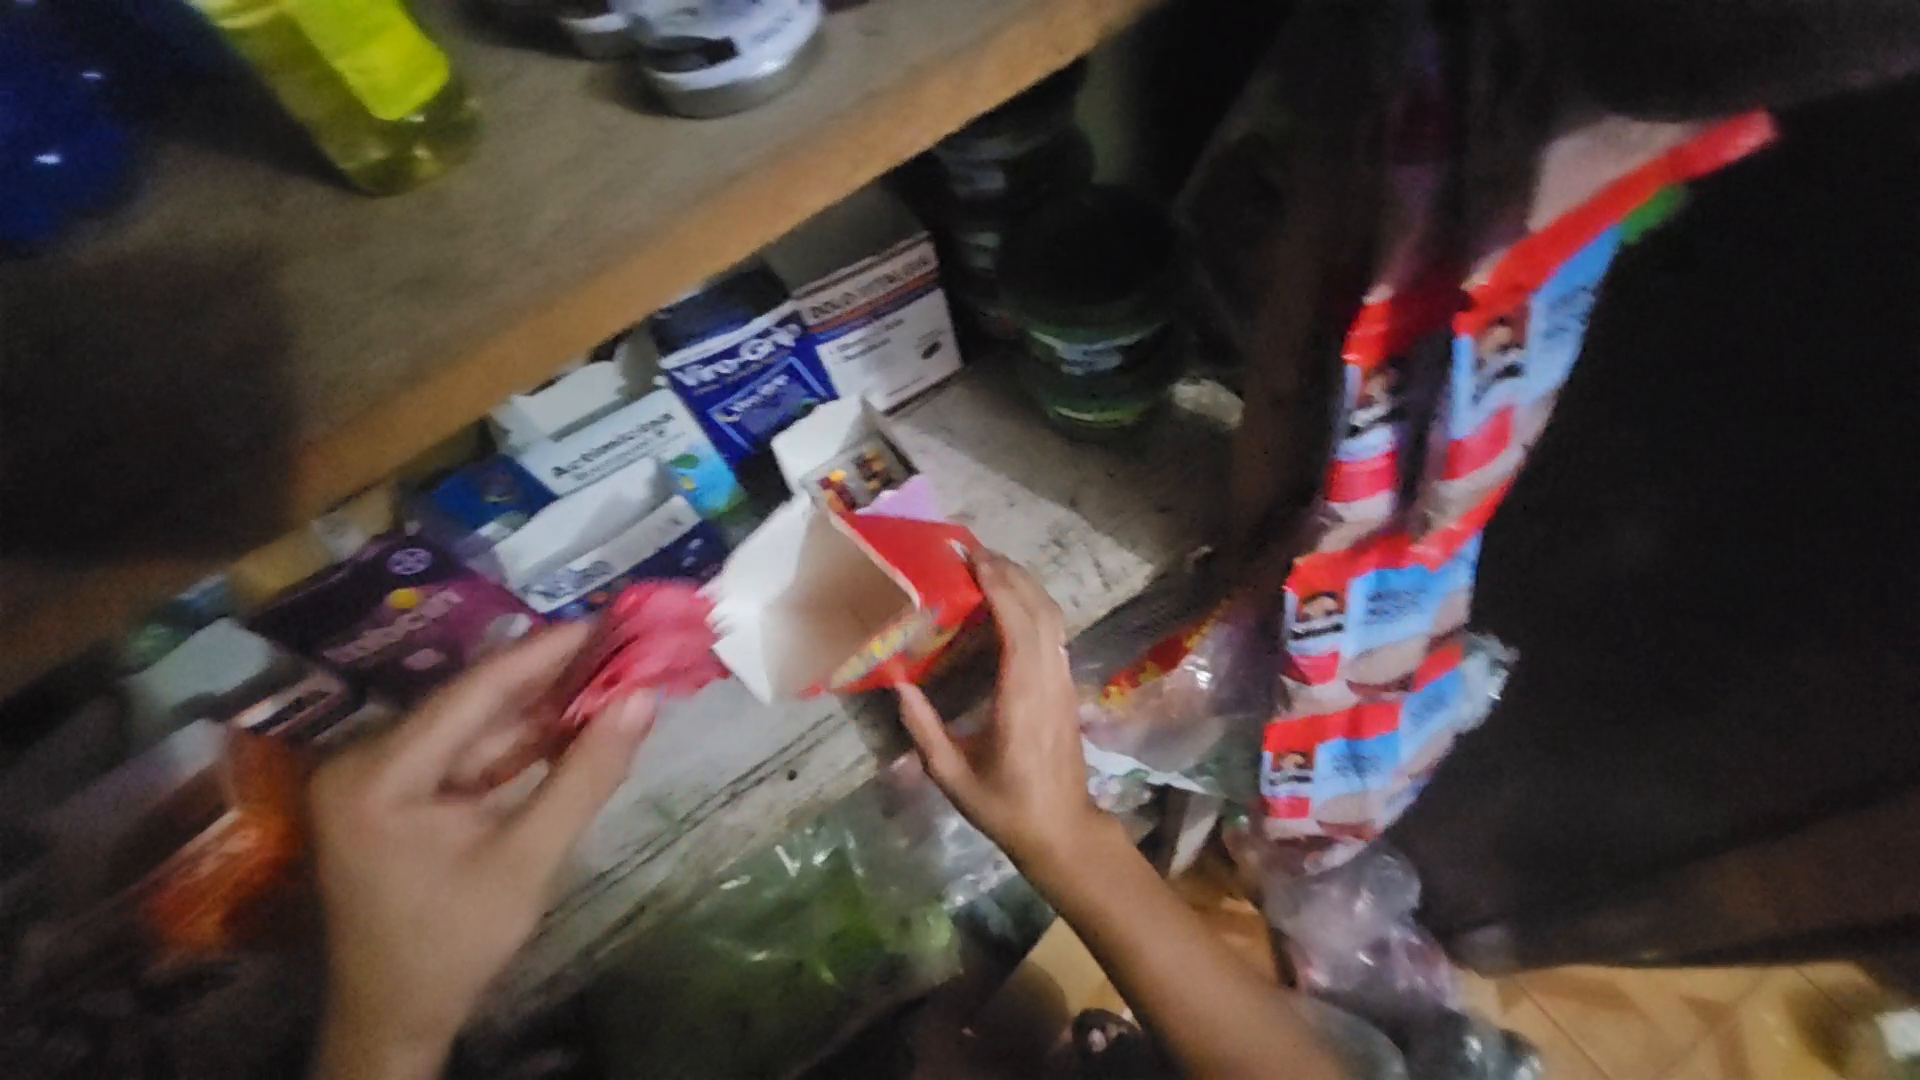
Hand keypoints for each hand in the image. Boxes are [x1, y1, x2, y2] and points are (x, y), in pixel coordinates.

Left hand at [309, 622, 656, 1079]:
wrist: (399, 1016)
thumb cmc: (455, 943)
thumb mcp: (529, 860)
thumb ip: (587, 775)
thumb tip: (643, 699)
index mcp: (380, 773)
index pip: (477, 691)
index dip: (548, 652)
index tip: (609, 621)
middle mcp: (374, 758)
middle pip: (481, 701)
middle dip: (557, 675)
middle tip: (625, 644)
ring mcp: (391, 774)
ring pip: (487, 722)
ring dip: (552, 703)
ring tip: (617, 672)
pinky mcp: (412, 790)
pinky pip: (483, 749)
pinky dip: (535, 737)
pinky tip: (583, 717)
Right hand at [894, 551, 1104, 867]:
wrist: (1063, 830)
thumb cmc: (1006, 807)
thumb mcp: (952, 776)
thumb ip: (923, 729)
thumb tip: (897, 683)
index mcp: (1022, 698)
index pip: (1019, 626)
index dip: (1000, 587)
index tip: (973, 561)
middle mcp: (1049, 680)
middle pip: (1041, 610)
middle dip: (1011, 574)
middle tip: (974, 553)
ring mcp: (1064, 681)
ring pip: (1053, 618)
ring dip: (1025, 585)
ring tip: (989, 567)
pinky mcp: (1067, 686)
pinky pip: (1054, 633)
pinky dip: (1033, 605)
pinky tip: (1009, 601)